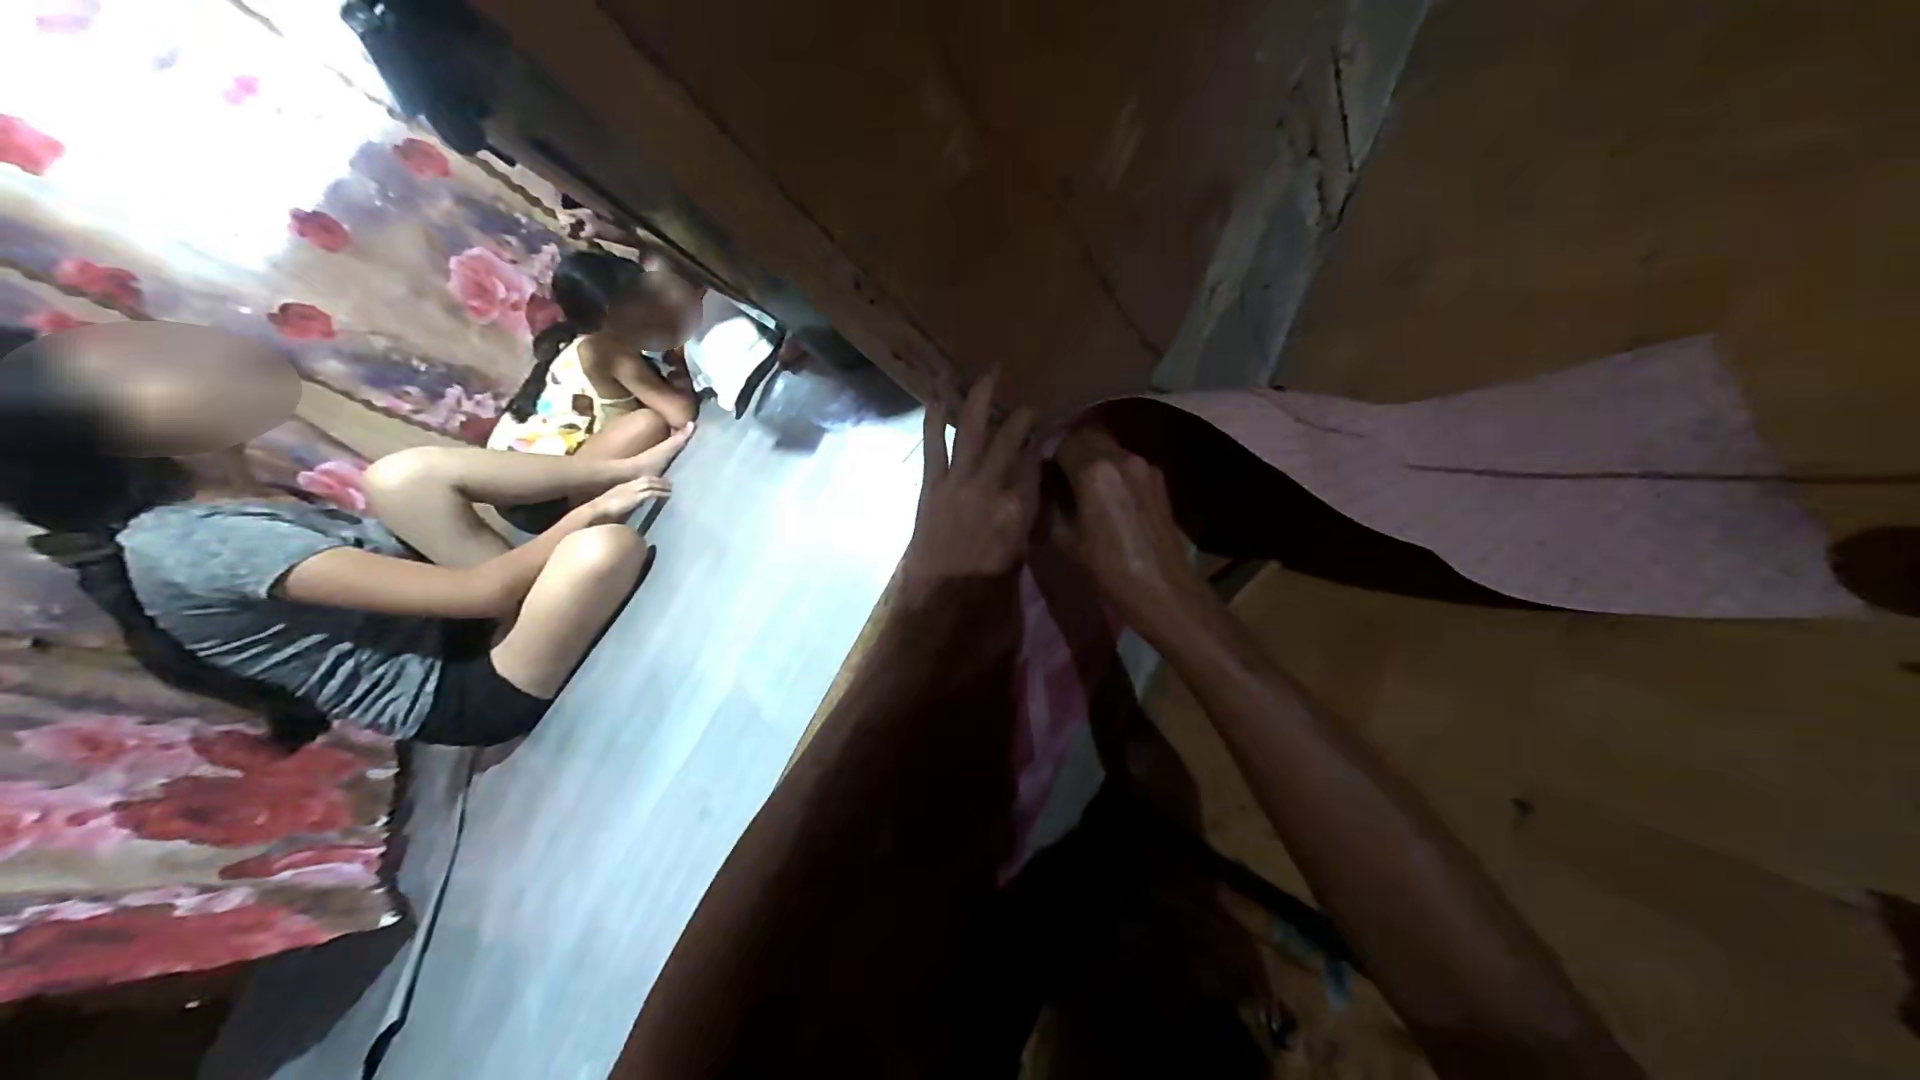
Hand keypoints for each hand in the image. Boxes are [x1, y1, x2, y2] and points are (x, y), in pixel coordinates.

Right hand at [585, 476, 672, 523]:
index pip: (640, 480)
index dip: (651, 480)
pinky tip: (668, 495)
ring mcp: (633, 490)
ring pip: (652, 484)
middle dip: (660, 481)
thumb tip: (634, 507)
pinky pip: (652, 493)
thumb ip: (626, 503)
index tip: (660, 481)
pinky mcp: (636, 497)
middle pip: (648, 479)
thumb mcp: (617, 504)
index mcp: (623, 486)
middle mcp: (629, 486)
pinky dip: (661, 493)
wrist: (596, 510)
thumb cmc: (603, 511)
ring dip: (663, 486)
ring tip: (671, 488)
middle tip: (670, 483)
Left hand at [899, 373, 1037, 605]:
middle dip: (1022, 417)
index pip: (1035, 466)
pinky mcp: (931, 487)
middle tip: (1030, 401)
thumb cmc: (986, 594)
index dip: (1041, 447)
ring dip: (981, 398)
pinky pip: (934, 444)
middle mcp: (992, 490)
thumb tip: (1025, 495)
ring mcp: (959, 484)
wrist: (938, 607)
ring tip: (991, 372)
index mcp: (1020, 511)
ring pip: (973, 431)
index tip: (1047, 434)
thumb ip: (1025, 520)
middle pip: (1011, 441)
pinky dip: (935, 417)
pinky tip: (937, 393)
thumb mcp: (1020, 558)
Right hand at [1053, 428, 1206, 632]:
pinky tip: (1106, 496)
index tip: (1039, 473)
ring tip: (1079, 486)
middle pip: (1087, 437)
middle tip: (1056, 476)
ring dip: (1091, 458)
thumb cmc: (1107, 569)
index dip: (1047, 456)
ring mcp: (1144, 465)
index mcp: (1094, 470)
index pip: (1061, 442)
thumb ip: (1050, 501)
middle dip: (1069, 451)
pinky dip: (1110, 469)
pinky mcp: (1158, 478)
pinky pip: (1125, 462)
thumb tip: (1043, 482)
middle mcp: (1121, 456)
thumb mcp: (1064, 538)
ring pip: (1108, 447)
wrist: (1162, 590)